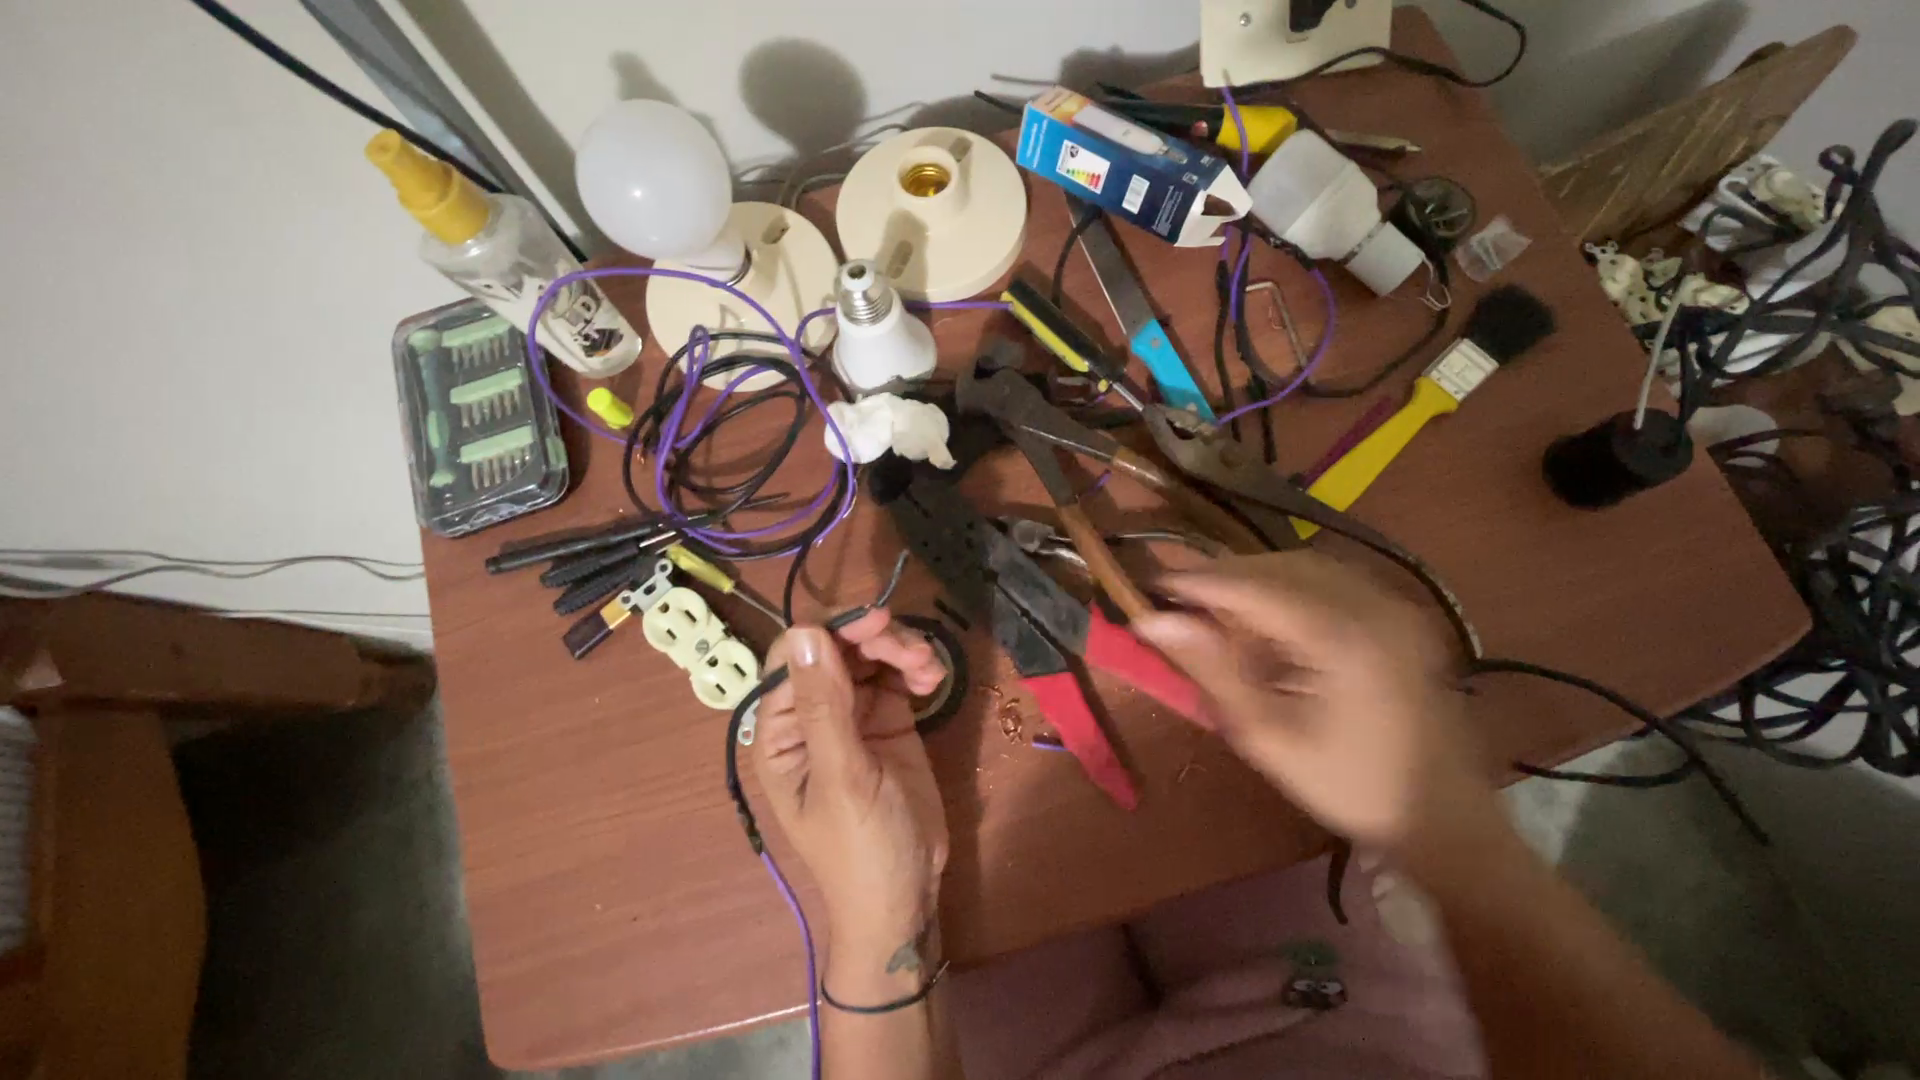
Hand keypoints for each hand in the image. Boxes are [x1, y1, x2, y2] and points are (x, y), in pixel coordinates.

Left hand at [751, 610, 950, 990]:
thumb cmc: (861, 848)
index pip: (792, 659)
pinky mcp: (888, 719)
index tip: (877, 622)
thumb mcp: (842, 778)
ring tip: (929, 668)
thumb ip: (824, 705)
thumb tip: (804, 631)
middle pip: (835, 650)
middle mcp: (811, 715)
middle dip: (873, 640)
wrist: (907, 895)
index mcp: (780, 731)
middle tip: (913, 649)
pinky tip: (933, 680)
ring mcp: (851, 715)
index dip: (830, 632)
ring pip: (868, 656)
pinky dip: (915, 668)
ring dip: (900, 650)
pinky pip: (896, 676)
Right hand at [1133, 550, 1492, 851]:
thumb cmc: (1345, 783)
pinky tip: (1267, 613)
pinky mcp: (1401, 616)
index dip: (1196, 578)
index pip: (1252, 585)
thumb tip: (1153, 619)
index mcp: (1341, 635)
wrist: (1442, 816)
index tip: (1148, 582)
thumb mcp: (1266, 734)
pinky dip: (1289, 585)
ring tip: (1214, 604)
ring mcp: (1393, 605)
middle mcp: (1371, 604)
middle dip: (1224, 574)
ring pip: (1306, 566)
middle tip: (1176, 596)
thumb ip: (1211, 668)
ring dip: (1255, 577)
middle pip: (1280, 565)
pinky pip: (1332, 580)